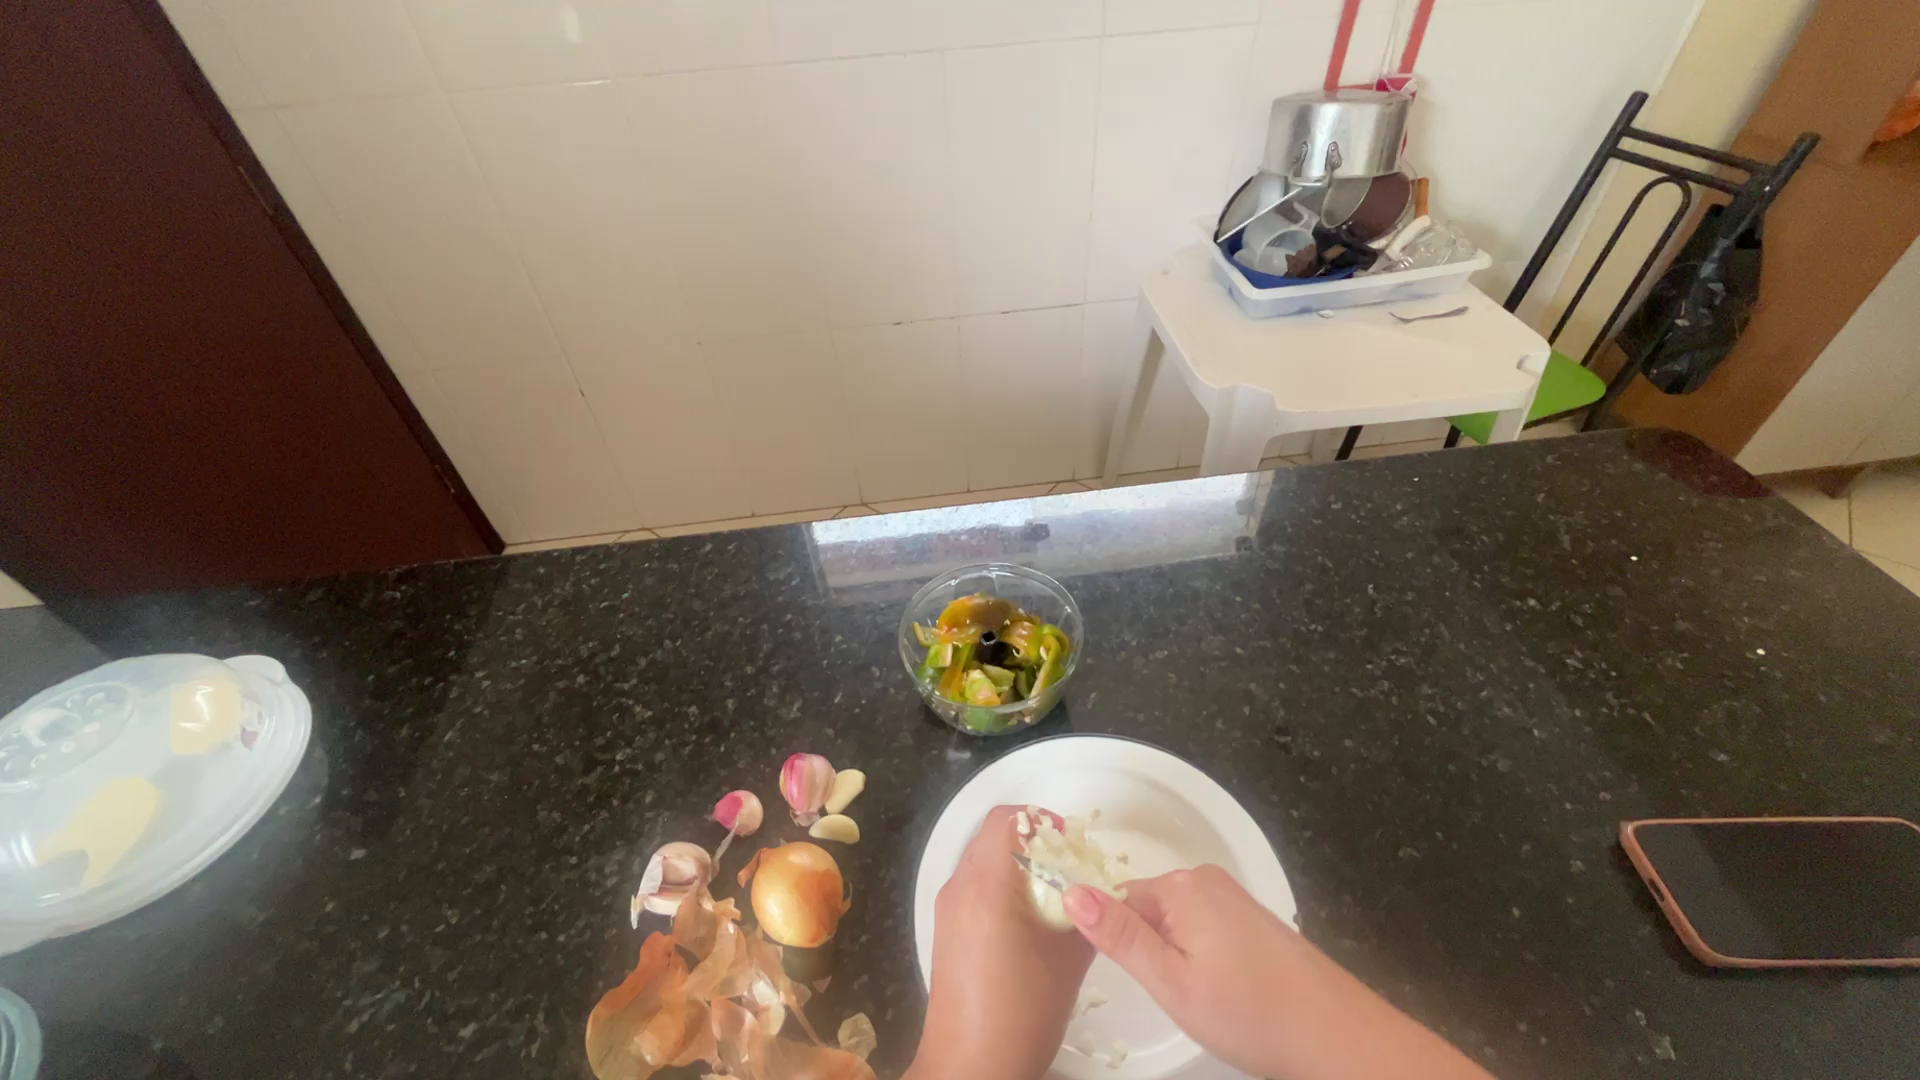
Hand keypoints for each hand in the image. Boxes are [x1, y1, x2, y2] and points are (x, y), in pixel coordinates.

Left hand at [907, 806, 1094, 1079]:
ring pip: (981, 859)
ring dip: (1014, 862)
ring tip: (1050, 893)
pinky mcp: (944, 928)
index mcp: (987, 886)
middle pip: (992, 835)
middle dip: (1030, 839)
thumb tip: (1098, 893)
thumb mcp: (1067, 962)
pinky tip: (1026, 920)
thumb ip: (1085, 916)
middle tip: (1065, 864)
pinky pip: (972, 885)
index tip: (1066, 840)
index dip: (1038, 818)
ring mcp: (947, 908)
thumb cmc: (1020, 1014)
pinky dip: (999, 884)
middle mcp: (960, 887)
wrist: (969, 1067)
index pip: (1005, 819)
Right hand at [1064, 866, 1495, 1079]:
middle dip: (1152, 950)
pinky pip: (1204, 927)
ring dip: (1178, 956)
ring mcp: (1233, 896)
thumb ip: (1120, 936)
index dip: (1120, 941)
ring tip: (1205, 998)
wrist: (1339, 1036)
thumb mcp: (1171, 982)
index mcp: (1180, 886)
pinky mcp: (1252, 916)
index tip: (1139, 979)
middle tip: (1177, 994)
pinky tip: (1227, 991)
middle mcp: (1204, 878)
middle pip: (1148, 908)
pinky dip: (1204, 956)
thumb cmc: (1250, 1012)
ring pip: (1177, 921)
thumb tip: (1069, 891)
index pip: (1119, 900)